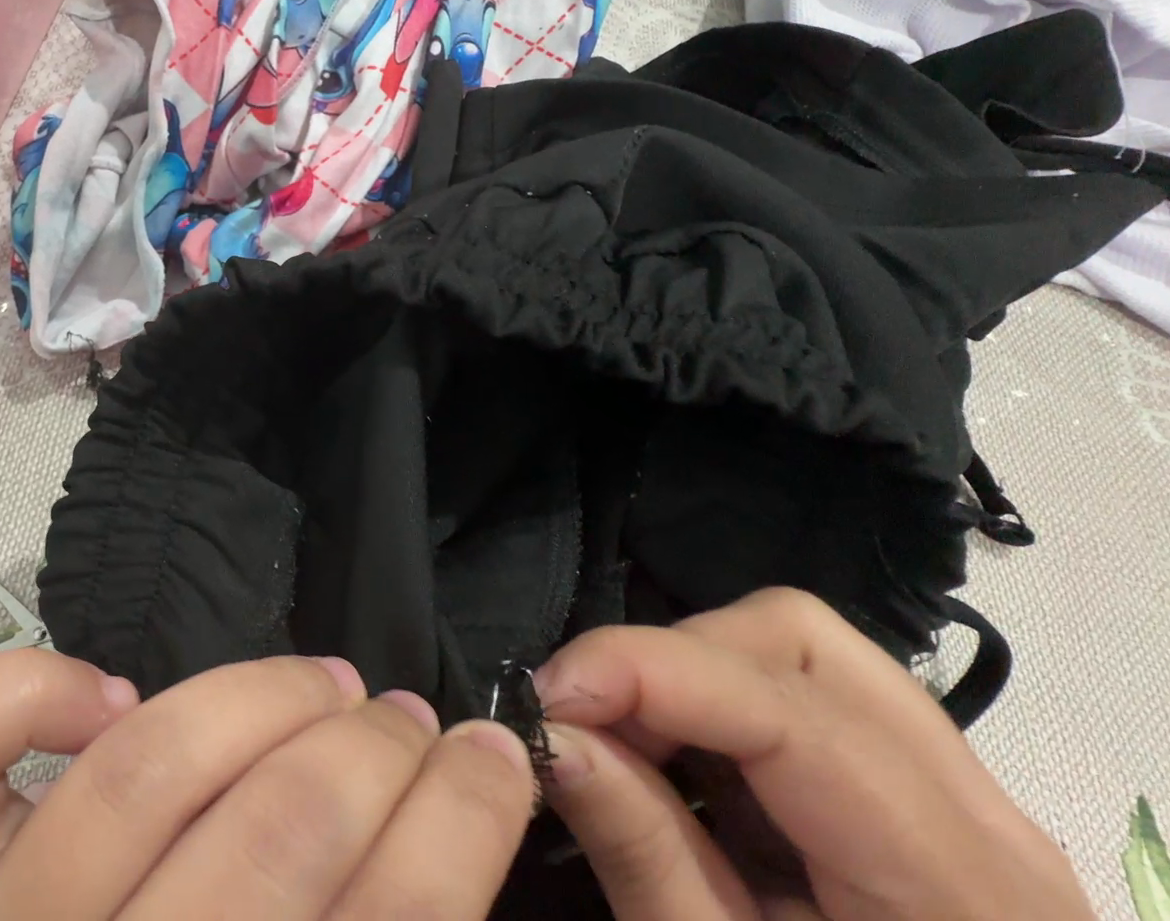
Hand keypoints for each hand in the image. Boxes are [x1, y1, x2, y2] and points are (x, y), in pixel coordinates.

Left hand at [0, 650, 539, 919]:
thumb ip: (377, 906)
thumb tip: (461, 796)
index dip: (460, 821)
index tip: (490, 754)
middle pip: (274, 835)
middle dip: (371, 750)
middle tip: (402, 714)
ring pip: (142, 771)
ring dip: (261, 696)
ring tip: (322, 681)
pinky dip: (31, 694)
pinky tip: (109, 699)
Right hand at [532, 588, 1093, 920]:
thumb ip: (642, 853)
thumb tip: (553, 736)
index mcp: (954, 886)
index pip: (789, 709)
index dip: (650, 672)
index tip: (548, 697)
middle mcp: (978, 809)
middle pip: (798, 640)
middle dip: (667, 659)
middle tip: (587, 723)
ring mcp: (956, 790)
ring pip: (796, 647)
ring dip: (683, 672)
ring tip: (623, 742)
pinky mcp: (916, 788)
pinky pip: (798, 687)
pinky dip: (708, 700)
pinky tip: (674, 766)